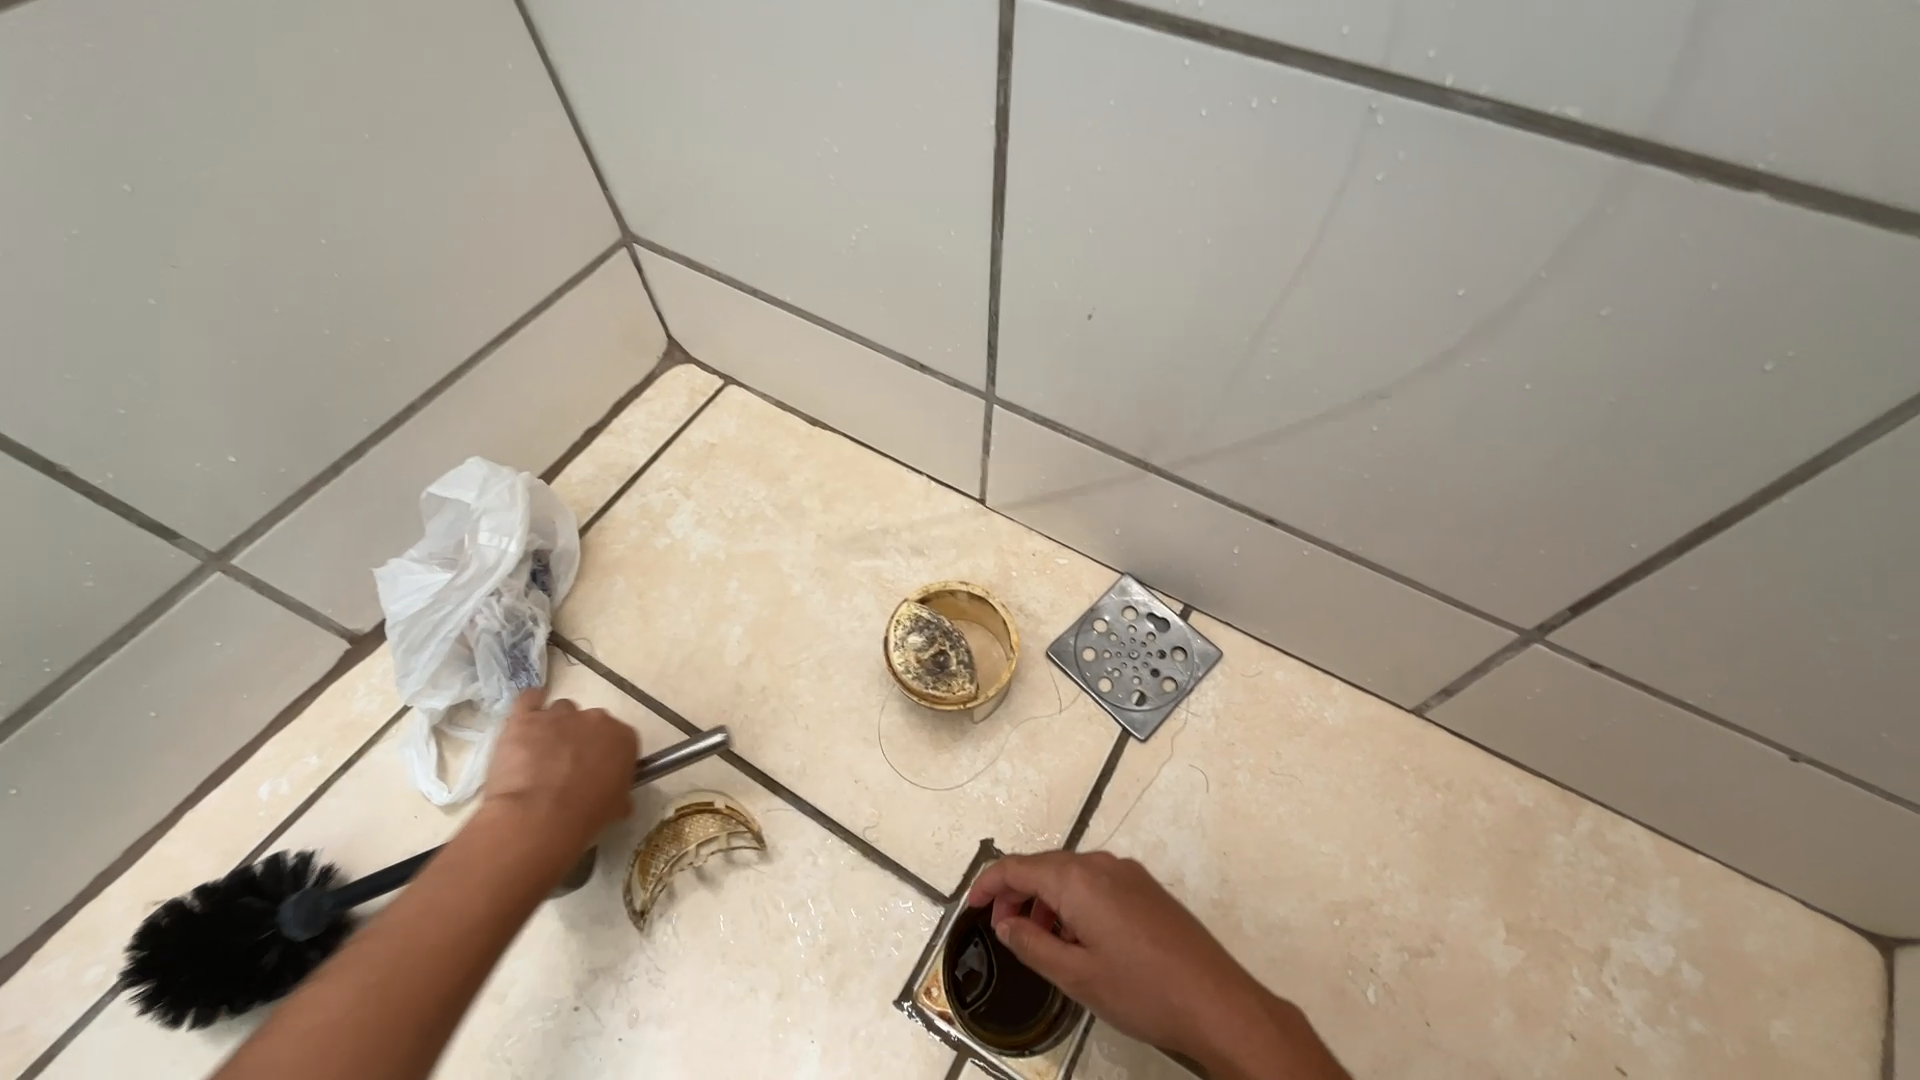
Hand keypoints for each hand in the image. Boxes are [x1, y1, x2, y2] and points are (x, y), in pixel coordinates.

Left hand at [483, 687, 639, 853]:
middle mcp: (596, 719)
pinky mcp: (526, 718)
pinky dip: (531, 703)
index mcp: (623, 738)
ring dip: (554, 725)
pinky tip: (528, 716)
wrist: (539, 816)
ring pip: (560, 711)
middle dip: (580, 738)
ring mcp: (559, 715)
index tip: (597, 770)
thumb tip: (618, 799)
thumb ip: (620, 793)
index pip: (619, 738)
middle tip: (568, 764)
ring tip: (541, 750)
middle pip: (590, 721)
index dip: (606, 753)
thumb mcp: (616, 808)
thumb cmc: (585, 814)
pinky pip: (530, 698)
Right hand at [966, 851, 1347, 1079]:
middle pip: (1044, 866)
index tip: (971, 909)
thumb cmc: (1141, 991)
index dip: (988, 884)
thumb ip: (1031, 944)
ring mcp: (1129, 873)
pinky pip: (1096, 882)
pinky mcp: (1147, 888)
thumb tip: (1004, 922)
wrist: (1218, 1001)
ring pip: (1071, 874)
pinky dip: (1073, 900)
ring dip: (1046, 898)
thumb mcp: (1076, 976)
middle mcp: (1102, 864)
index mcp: (1078, 880)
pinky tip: (1077, 936)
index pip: (1018, 867)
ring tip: (1038, 938)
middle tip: (1002, 928)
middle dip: (1016, 892)